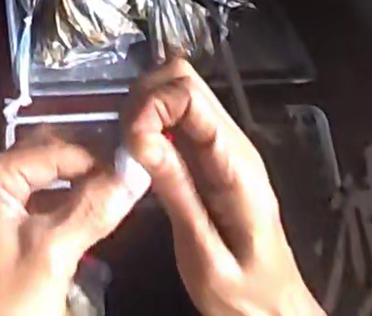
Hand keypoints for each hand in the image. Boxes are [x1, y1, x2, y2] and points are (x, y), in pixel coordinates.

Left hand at [0, 131, 149, 314]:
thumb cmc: (12, 305)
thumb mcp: (53, 255)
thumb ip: (92, 209)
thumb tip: (136, 172)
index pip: (54, 149)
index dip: (97, 154)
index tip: (141, 160)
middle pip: (51, 153)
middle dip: (91, 158)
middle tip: (134, 165)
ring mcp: (2, 197)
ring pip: (52, 173)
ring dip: (86, 176)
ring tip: (126, 179)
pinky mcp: (13, 222)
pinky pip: (49, 196)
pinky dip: (76, 197)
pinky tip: (103, 202)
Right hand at [123, 60, 323, 315]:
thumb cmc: (247, 300)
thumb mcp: (207, 260)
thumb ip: (176, 195)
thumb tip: (137, 136)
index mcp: (236, 161)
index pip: (188, 92)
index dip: (151, 103)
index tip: (129, 141)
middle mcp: (229, 139)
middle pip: (181, 76)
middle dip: (143, 96)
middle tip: (124, 140)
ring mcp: (218, 141)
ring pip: (174, 86)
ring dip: (142, 104)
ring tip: (129, 147)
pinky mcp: (204, 150)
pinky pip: (172, 111)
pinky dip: (147, 117)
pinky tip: (139, 149)